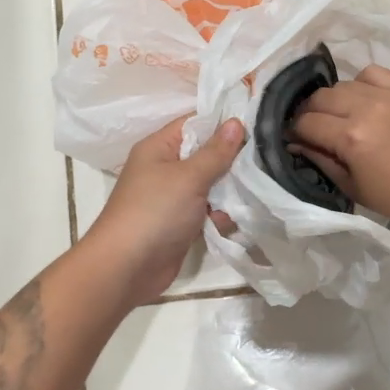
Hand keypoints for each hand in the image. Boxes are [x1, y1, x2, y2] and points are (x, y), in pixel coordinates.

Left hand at [82, 115, 244, 305]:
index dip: (223, 121)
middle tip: (262, 162)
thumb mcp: (188, 177)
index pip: (194, 122)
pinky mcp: (180, 222)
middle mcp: (164, 168)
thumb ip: (215, 151)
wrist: (127, 268)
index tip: (257, 122)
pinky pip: (207, 210)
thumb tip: (235, 121)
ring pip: (210, 184)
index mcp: (158, 147)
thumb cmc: (155, 212)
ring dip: (228, 192)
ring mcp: (172, 197)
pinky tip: (227, 223)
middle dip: (231, 160)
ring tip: (245, 197)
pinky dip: (218, 215)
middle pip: (205, 154)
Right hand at [290, 65, 389, 223]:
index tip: (295, 141)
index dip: (294, 132)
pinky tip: (363, 99)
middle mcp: (364, 108)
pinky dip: (360, 83)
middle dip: (309, 114)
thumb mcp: (352, 187)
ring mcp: (386, 94)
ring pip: (341, 84)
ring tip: (339, 116)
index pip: (305, 123)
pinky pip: (371, 72)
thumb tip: (296, 144)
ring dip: (333, 100)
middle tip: (313, 129)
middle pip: (318, 98)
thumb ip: (321, 160)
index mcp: (350, 137)